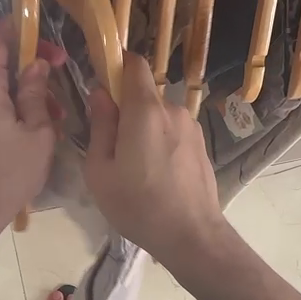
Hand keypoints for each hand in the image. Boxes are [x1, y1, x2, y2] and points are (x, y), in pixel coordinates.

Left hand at [0, 19, 66, 228]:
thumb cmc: (12, 172)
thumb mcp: (37, 131)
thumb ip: (37, 92)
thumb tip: (37, 65)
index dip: (24, 30)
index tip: (50, 40)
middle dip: (32, 63)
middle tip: (61, 72)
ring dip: (27, 88)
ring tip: (56, 110)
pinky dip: (14, 103)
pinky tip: (38, 122)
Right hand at [84, 51, 231, 269]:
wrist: (191, 235)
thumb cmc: (137, 205)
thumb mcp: (100, 170)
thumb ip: (100, 126)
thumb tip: (100, 94)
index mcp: (145, 110)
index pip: (134, 64)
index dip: (116, 66)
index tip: (101, 85)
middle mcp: (173, 109)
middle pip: (143, 95)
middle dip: (125, 111)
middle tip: (111, 148)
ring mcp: (191, 126)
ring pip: (158, 116)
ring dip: (143, 131)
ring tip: (133, 168)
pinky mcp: (200, 144)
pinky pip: (171, 132)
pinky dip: (159, 144)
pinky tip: (154, 176)